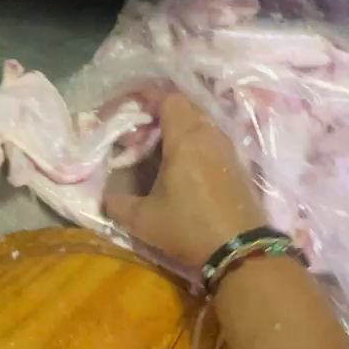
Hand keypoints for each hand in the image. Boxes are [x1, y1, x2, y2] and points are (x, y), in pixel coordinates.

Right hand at [104, 94, 267, 270]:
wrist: (242, 252)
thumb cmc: (189, 228)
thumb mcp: (143, 220)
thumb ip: (118, 203)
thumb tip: (106, 197)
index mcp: (186, 137)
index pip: (168, 97)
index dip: (145, 97)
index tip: (127, 110)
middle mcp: (209, 134)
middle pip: (183, 106)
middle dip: (157, 113)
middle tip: (137, 135)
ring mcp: (226, 148)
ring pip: (198, 121)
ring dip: (175, 128)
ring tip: (155, 150)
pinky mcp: (236, 164)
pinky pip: (209, 138)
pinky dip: (191, 141)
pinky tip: (179, 166)